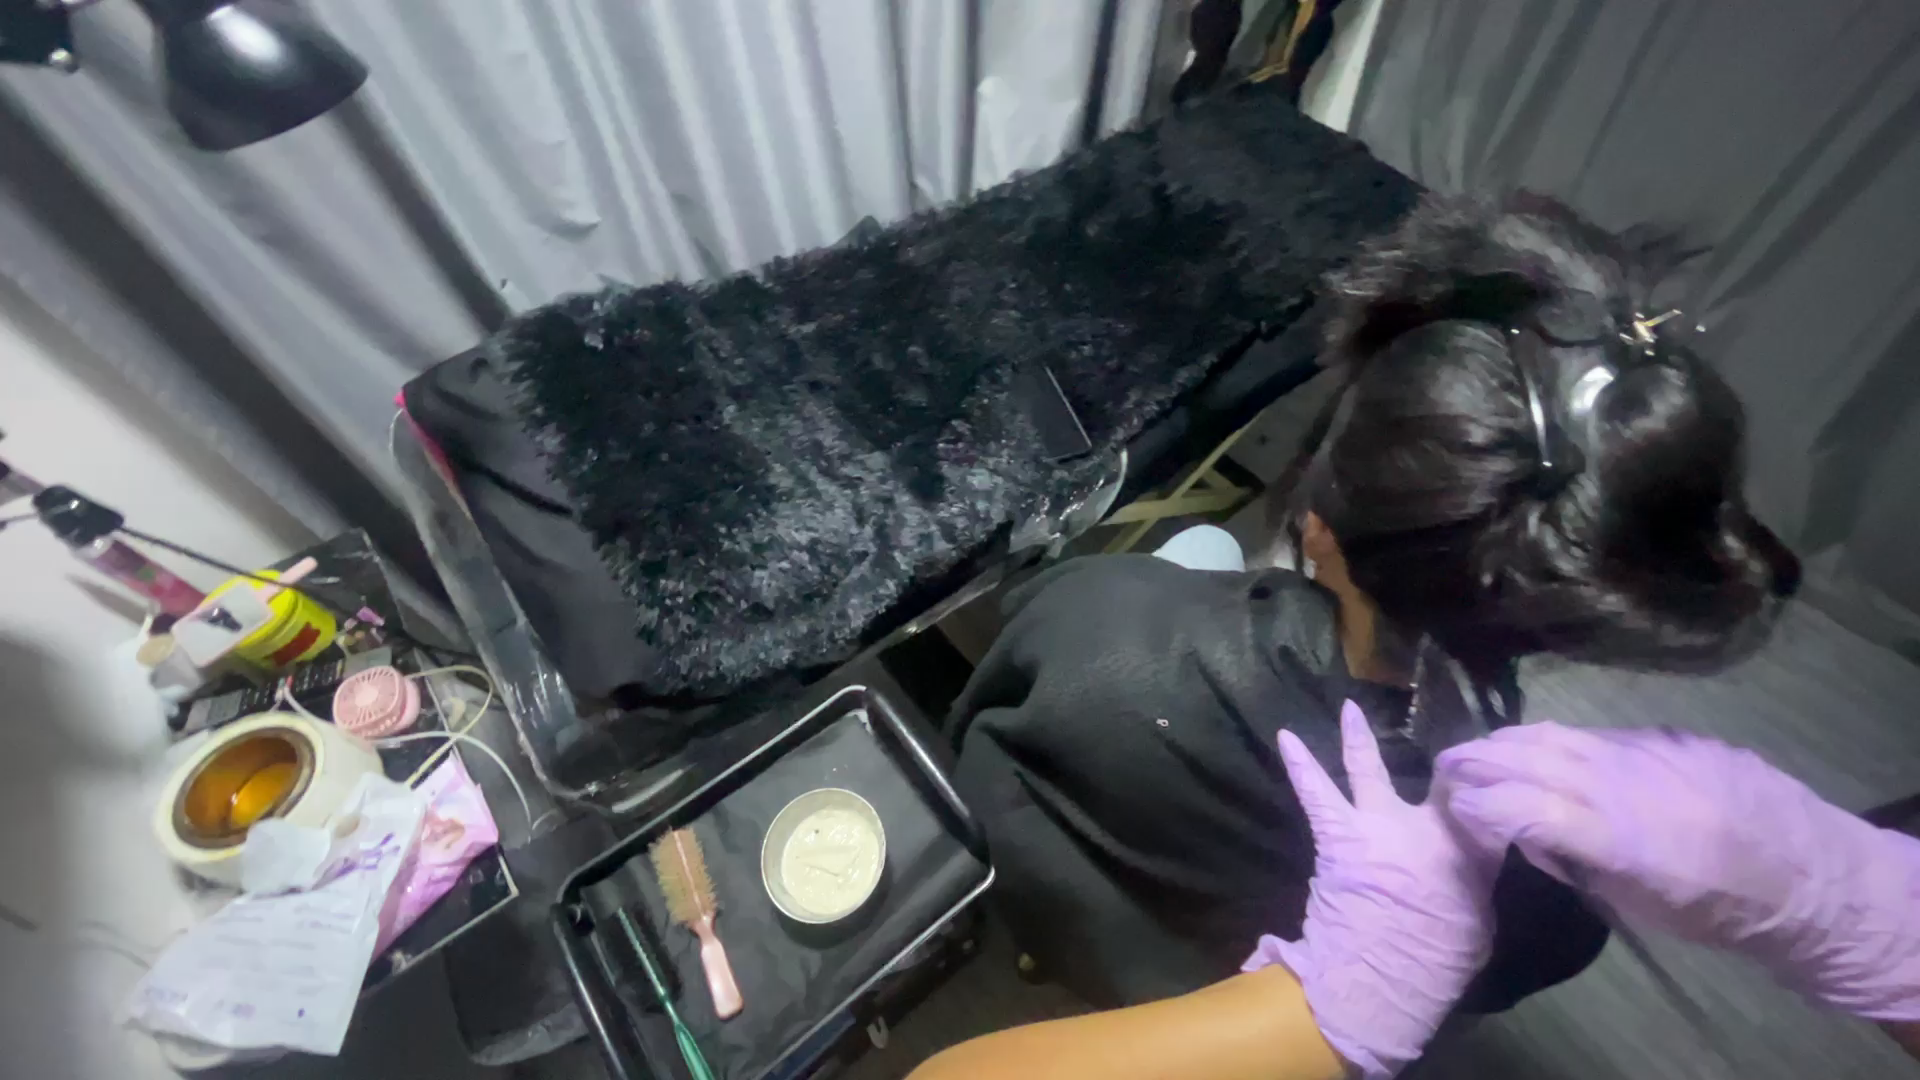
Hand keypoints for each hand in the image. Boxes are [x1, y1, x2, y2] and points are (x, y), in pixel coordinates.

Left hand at [1244, 701, 1495, 1078]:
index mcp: (1472, 857)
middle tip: (1451, 741)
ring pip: (1368, 771)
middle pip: (1441, 783)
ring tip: (1348, 708)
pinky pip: (1316, 791)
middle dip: (1448, 764)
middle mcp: (1427, 830)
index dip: (1488, 786)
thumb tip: (1476, 843)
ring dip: (1357, 740)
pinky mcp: (1339, 832)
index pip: (1487, 807)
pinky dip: (1301, 764)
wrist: (1387, 974)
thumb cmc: (1439, 955)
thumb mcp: (1478, 914)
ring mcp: (1378, 826)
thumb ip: (1474, 869)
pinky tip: (1285, 736)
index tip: (1491, 769)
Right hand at [1437, 723, 1919, 1021]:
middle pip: (1519, 756)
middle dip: (1470, 758)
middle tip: (1443, 765)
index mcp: (1614, 838)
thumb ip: (1568, 857)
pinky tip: (1545, 752)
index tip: (1451, 807)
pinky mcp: (1664, 736)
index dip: (1471, 803)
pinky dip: (1553, 741)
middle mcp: (1620, 786)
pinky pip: (1589, 733)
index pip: (1513, 804)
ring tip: (1482, 750)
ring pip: (1548, 733)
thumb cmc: (1718, 911)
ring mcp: (1642, 753)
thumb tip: (1520, 827)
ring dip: (1503, 741)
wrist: (1818, 881)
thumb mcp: (1632, 904)